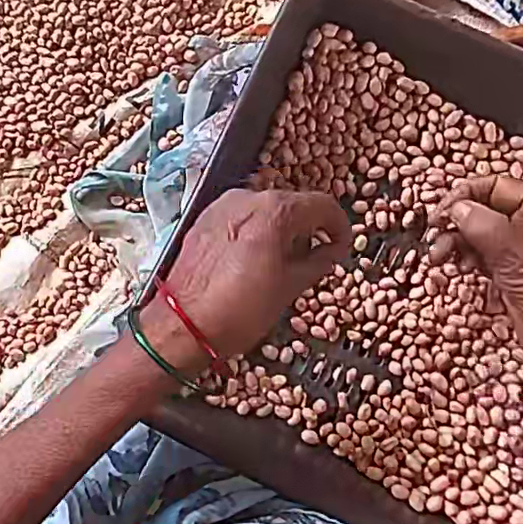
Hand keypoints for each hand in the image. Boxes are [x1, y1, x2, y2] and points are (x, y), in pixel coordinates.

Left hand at [140, 188, 351, 370]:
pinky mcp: (203, 220)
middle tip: (314, 260)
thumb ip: (318, 262)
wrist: (182, 325)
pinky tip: (255, 261)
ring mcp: (221, 207)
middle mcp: (246, 198)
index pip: (321, 206)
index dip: (339, 227)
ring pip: (265, 211)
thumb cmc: (238, 310)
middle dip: (308, 231)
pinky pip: (241, 219)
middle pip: (292, 205)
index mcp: (273, 210)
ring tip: (283, 265)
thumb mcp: (289, 288)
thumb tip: (331, 251)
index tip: (340, 247)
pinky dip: (255, 233)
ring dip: (281, 231)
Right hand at [431, 175, 522, 386]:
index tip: (442, 214)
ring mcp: (519, 251)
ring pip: (475, 232)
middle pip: (482, 208)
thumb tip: (458, 207)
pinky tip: (454, 268)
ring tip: (440, 257)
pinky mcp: (509, 274)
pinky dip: (461, 259)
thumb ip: (489, 230)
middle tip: (436, 238)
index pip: (497, 186)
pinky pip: (477, 256)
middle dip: (455, 221)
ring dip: (453, 242)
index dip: (465, 196)